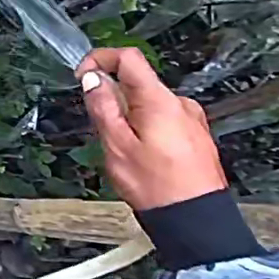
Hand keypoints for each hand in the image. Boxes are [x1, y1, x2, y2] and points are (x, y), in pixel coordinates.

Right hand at [77, 48, 225, 210]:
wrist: (196, 221)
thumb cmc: (155, 186)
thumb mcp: (116, 144)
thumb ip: (102, 106)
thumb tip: (92, 78)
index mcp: (159, 101)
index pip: (128, 58)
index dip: (100, 59)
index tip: (82, 76)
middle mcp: (180, 104)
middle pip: (137, 80)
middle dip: (112, 94)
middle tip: (100, 124)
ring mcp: (191, 119)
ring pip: (148, 101)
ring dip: (128, 112)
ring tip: (122, 146)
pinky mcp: (196, 134)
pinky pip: (163, 116)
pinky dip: (145, 124)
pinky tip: (141, 153)